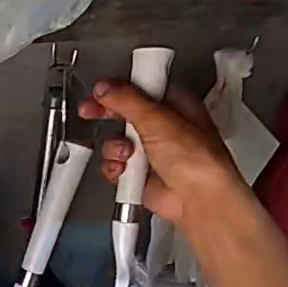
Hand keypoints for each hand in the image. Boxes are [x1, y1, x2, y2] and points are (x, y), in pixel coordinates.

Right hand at [79, 79, 245, 226]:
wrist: (198, 199)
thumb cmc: (197, 160)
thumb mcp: (158, 119)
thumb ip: (127, 100)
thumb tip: (104, 87)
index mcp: (174, 105)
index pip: (140, 87)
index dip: (119, 87)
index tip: (100, 88)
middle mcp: (162, 127)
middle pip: (124, 112)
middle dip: (105, 113)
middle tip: (89, 111)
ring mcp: (149, 151)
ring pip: (115, 141)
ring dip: (114, 148)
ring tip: (127, 154)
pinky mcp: (139, 173)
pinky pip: (114, 165)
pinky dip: (114, 168)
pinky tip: (123, 170)